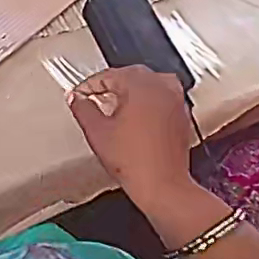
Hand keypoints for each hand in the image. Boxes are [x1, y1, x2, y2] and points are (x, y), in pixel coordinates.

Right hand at [66, 66, 198, 206]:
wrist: (161, 184)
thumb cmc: (134, 161)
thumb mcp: (96, 131)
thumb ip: (82, 109)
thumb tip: (76, 98)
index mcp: (141, 87)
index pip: (110, 75)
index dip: (90, 84)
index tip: (79, 93)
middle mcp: (163, 89)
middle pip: (132, 74)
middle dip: (110, 82)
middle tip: (93, 94)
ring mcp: (176, 102)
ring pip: (151, 82)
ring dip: (131, 88)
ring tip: (114, 101)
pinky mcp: (182, 116)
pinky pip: (163, 97)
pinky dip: (147, 100)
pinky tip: (135, 114)